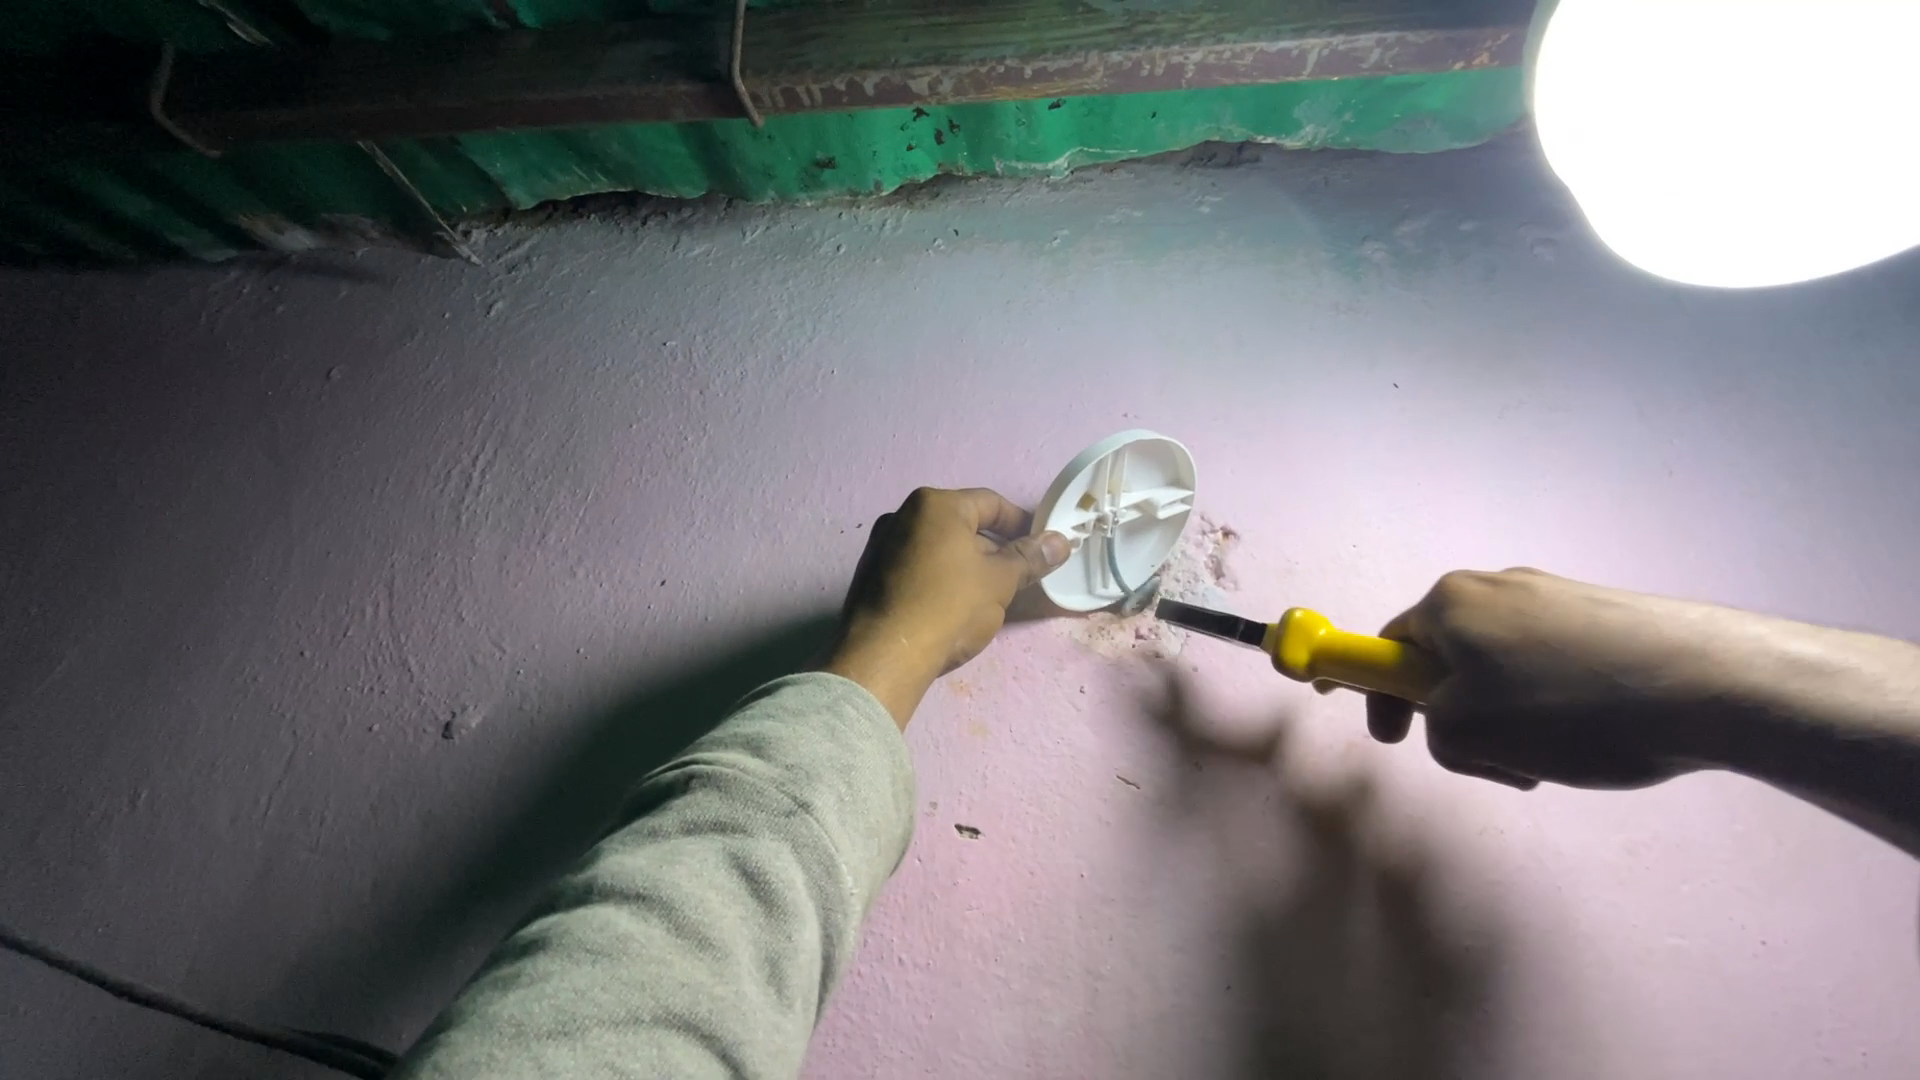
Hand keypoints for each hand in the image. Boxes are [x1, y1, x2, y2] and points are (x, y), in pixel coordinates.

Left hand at [823, 487, 1069, 727]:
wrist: (885, 656)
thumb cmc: (949, 607)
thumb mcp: (1000, 581)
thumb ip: (1030, 558)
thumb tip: (1059, 542)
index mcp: (935, 505)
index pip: (990, 503)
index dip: (1021, 524)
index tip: (1040, 548)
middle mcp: (902, 515)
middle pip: (962, 525)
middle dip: (993, 550)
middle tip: (1015, 579)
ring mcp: (881, 545)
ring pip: (938, 548)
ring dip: (965, 566)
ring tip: (984, 599)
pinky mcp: (870, 575)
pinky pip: (915, 568)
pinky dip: (938, 580)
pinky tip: (949, 610)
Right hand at [1367, 569, 1737, 789]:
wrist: (1719, 686)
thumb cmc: (1567, 707)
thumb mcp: (1467, 735)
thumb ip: (1430, 728)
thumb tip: (1452, 717)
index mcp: (1447, 602)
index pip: (1382, 645)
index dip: (1367, 688)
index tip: (1384, 733)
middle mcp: (1493, 587)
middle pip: (1443, 658)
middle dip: (1452, 712)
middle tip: (1484, 757)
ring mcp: (1553, 595)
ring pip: (1497, 666)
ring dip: (1502, 714)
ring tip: (1548, 755)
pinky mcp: (1605, 613)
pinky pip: (1546, 662)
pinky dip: (1547, 701)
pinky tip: (1589, 732)